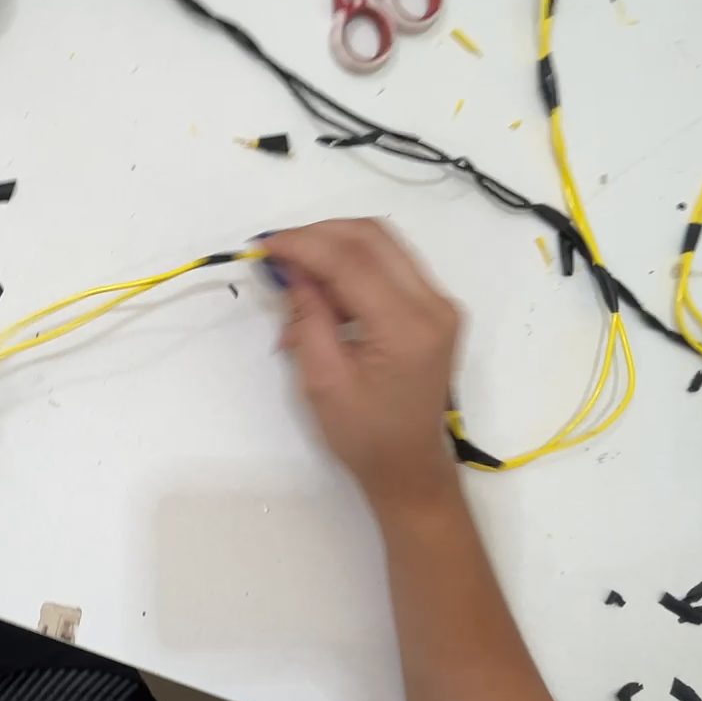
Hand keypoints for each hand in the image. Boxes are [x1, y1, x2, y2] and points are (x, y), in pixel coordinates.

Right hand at [263, 220, 460, 510]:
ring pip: (382, 244)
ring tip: (293, 273)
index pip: (350, 261)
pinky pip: (388, 266)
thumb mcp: (322, 379)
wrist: (408, 465)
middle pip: (372, 237)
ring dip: (333, 246)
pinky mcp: (433, 309)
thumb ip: (308, 317)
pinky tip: (320, 290)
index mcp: (406, 327)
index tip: (263, 246)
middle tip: (275, 252)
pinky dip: (350, 266)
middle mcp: (433, 304)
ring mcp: (439, 304)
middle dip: (317, 234)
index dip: (302, 244)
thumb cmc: (362, 434)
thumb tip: (291, 269)